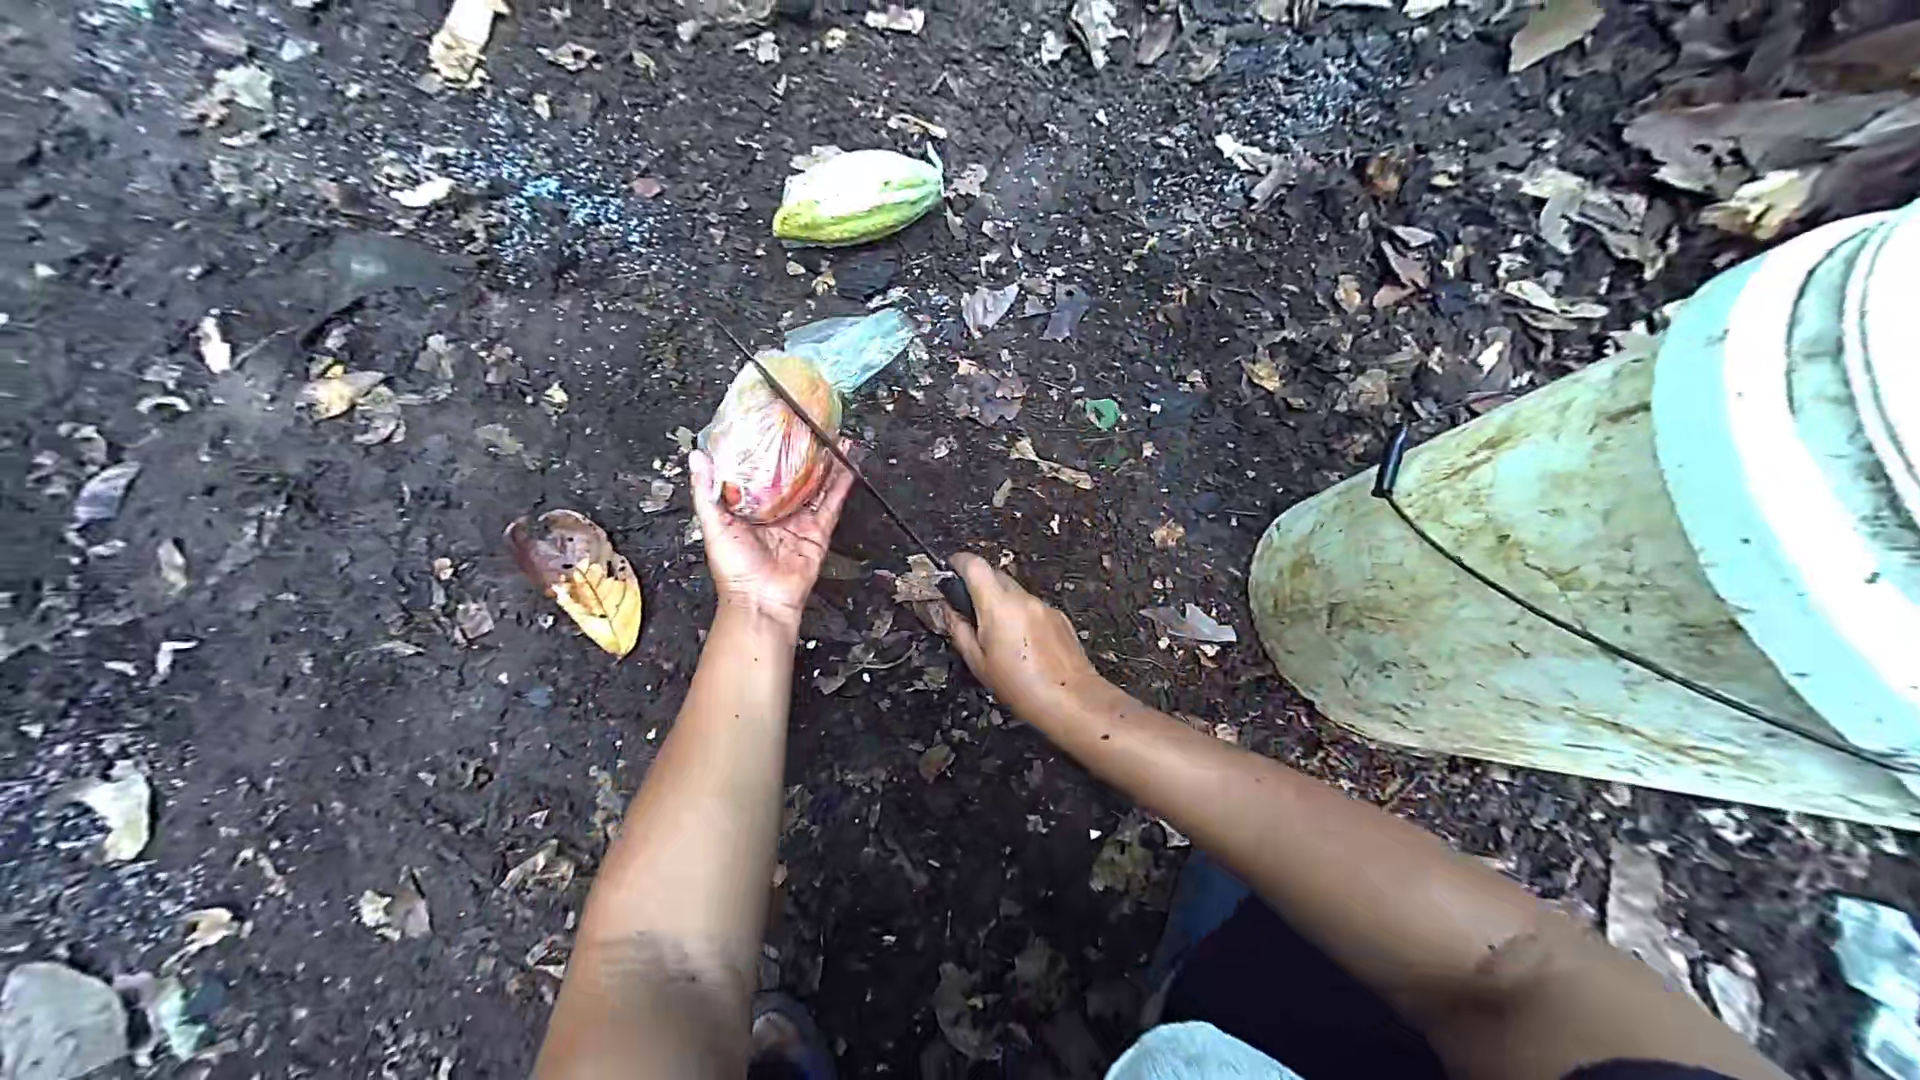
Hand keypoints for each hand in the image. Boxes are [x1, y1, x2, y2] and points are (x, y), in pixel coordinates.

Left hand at [689, 446, 855, 630]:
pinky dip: (841, 484)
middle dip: (803, 454)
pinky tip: (847, 465)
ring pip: (817, 486)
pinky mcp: (818, 531)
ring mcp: (800, 521)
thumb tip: (697, 458)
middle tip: (810, 428)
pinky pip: (831, 503)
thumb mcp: (713, 525)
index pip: (762, 473)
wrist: (761, 600)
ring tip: (834, 440)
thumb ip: (706, 492)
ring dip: (827, 464)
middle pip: (795, 476)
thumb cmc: (734, 570)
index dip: (769, 452)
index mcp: (751, 508)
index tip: (774, 429)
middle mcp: (778, 512)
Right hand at [944, 553, 1107, 719]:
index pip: (974, 565)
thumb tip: (949, 612)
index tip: (950, 569)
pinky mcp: (1058, 616)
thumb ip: (959, 630)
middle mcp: (1023, 599)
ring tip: (997, 636)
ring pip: (1014, 592)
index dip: (958, 563)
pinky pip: (1032, 606)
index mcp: (998, 607)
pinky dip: (1021, 615)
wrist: (1070, 699)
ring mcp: (1043, 606)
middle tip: (969, 610)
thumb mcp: (978, 662)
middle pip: (995, 575)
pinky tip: (1021, 643)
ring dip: (1002, 603)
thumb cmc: (1023, 687)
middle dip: (978, 586)